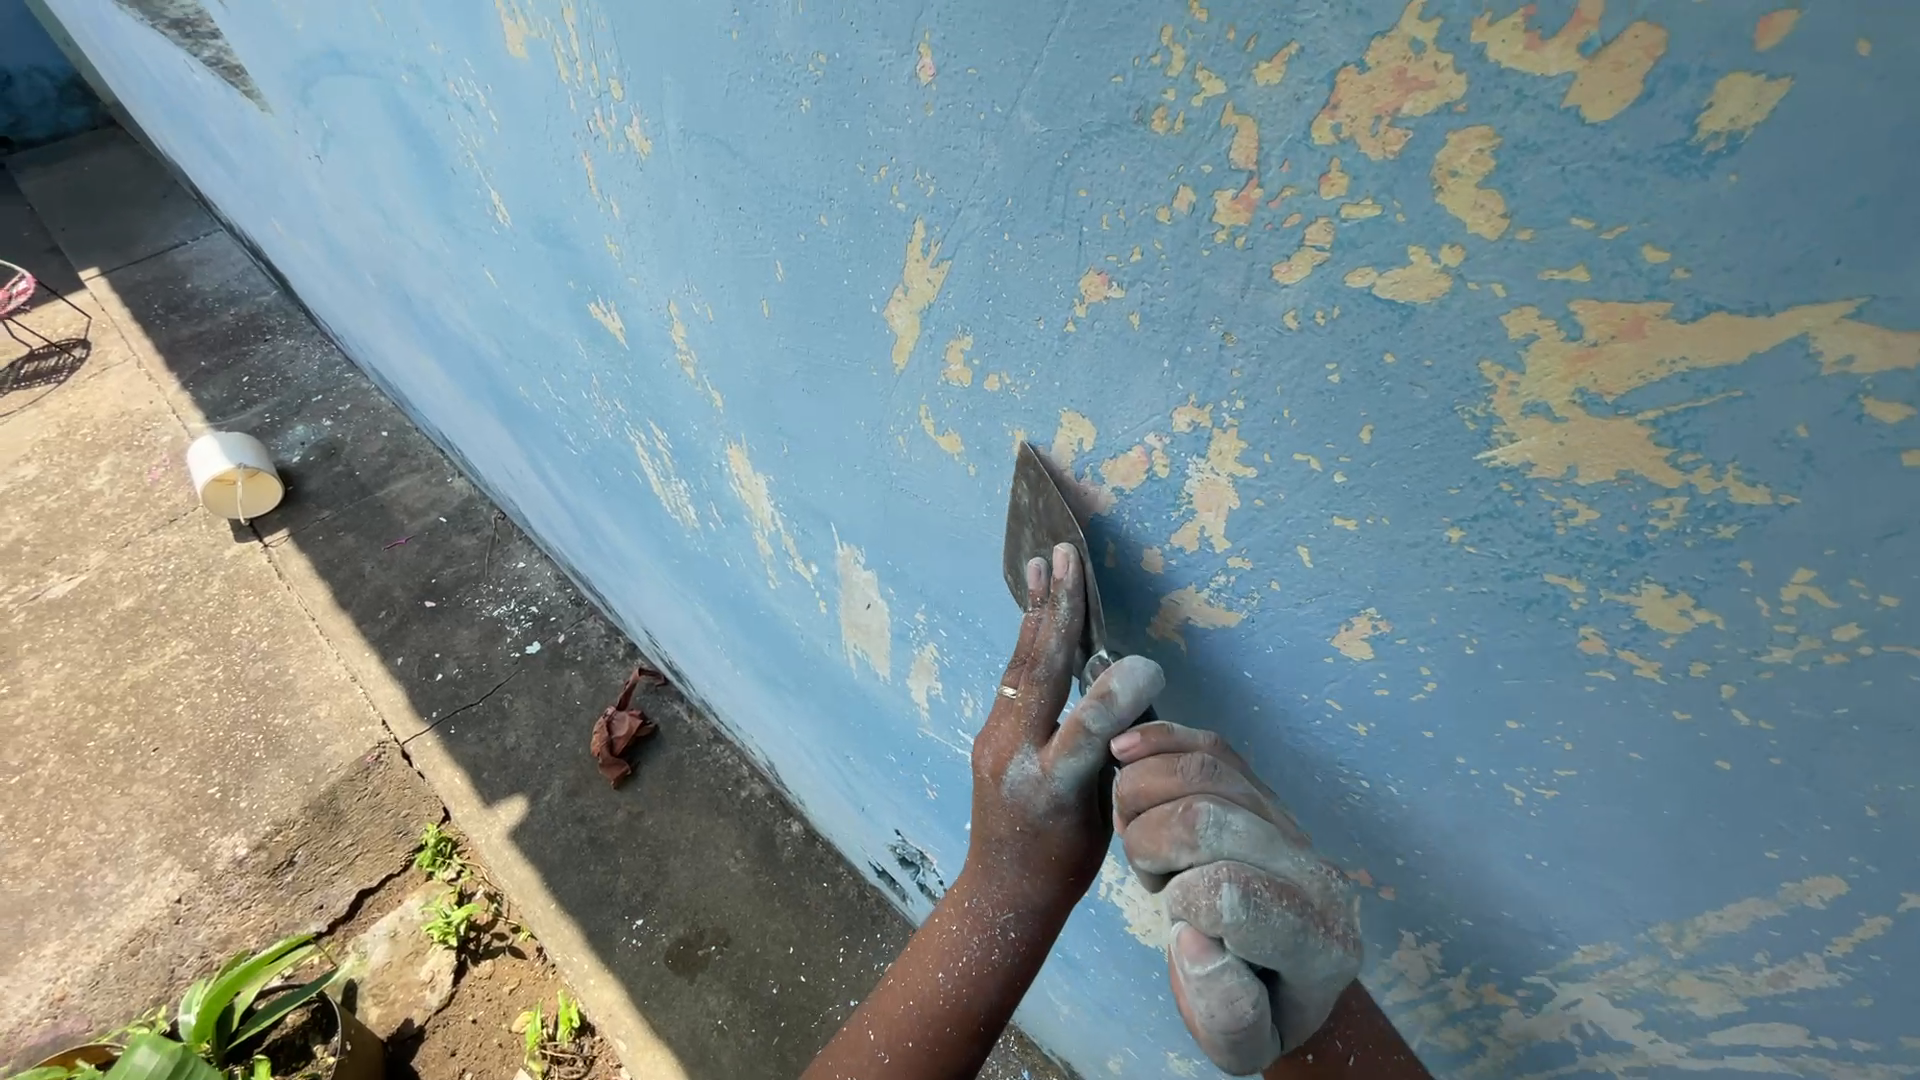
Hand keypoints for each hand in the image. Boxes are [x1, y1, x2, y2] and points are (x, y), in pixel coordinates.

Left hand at [964, 543, 1164, 916]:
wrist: (1000, 890)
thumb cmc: (1063, 865)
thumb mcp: (1100, 821)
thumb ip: (1109, 755)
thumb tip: (1127, 695)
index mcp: (1050, 786)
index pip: (1085, 727)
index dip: (1118, 692)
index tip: (1151, 663)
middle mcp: (1012, 754)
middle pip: (1038, 675)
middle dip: (1056, 612)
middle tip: (1063, 557)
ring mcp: (993, 739)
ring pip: (1020, 666)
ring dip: (1036, 613)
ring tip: (1041, 566)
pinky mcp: (988, 733)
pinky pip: (1014, 678)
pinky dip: (1029, 640)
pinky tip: (1034, 612)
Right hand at [1110, 721, 1361, 1075]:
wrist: (1284, 965)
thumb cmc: (1258, 1003)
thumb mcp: (1241, 1043)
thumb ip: (1224, 1011)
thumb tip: (1196, 938)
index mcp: (1319, 940)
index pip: (1235, 894)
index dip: (1184, 902)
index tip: (1178, 922)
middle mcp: (1312, 867)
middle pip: (1208, 817)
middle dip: (1151, 841)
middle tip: (1148, 872)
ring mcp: (1287, 818)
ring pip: (1203, 768)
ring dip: (1143, 794)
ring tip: (1139, 831)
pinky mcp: (1258, 786)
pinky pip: (1208, 743)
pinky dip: (1157, 740)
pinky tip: (1123, 750)